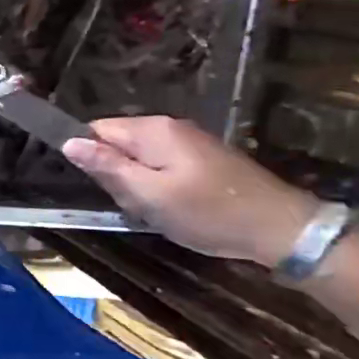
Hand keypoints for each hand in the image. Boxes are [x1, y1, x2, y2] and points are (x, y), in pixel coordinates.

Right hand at [63, 116, 317, 266]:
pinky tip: (177, 206)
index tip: (102, 185)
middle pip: (118, 142)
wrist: (289, 231)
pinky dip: (160, 184)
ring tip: (157, 208)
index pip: (95, 129)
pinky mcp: (207, 157)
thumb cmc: (211, 214)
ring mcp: (191, 141)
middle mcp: (170, 126)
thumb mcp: (149, 195)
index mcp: (151, 130)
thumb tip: (69, 142)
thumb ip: (107, 166)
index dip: (90, 156)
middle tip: (135, 202)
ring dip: (139, 181)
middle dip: (116, 172)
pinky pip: (163, 163)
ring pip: (140, 155)